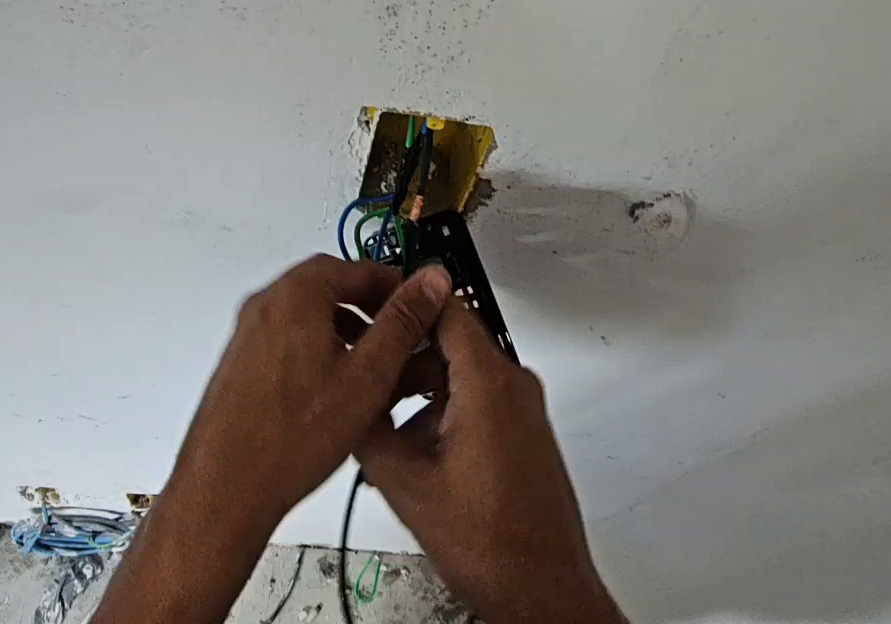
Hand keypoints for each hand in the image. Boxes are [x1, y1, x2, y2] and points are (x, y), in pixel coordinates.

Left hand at [173, 254, 451, 530]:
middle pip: (330, 283)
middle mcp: (267, 302)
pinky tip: (335, 382)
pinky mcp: (240, 359)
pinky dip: (318, 342)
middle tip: (399, 328)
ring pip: (307, 310)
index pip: (359, 267)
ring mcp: (248, 331)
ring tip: (373, 358)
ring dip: (344, 323)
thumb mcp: (368, 375)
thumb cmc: (291, 438)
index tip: (418, 304)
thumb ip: (403, 322)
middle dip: (369, 302)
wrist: (224, 489)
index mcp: (297, 294)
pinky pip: (287, 333)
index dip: (396, 285)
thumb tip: (430, 280)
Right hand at [356, 299, 625, 623]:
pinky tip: (419, 447)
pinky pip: (479, 395)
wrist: (543, 590)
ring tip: (388, 424)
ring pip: (462, 371)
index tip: (379, 298)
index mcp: (489, 385)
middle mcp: (514, 385)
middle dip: (405, 358)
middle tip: (370, 376)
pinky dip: (445, 407)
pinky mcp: (524, 427)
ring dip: (422, 388)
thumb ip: (370, 432)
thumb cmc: (495, 546)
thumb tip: (347, 405)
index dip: (408, 298)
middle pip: (451, 341)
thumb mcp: (407, 486)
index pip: (447, 308)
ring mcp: (523, 406)